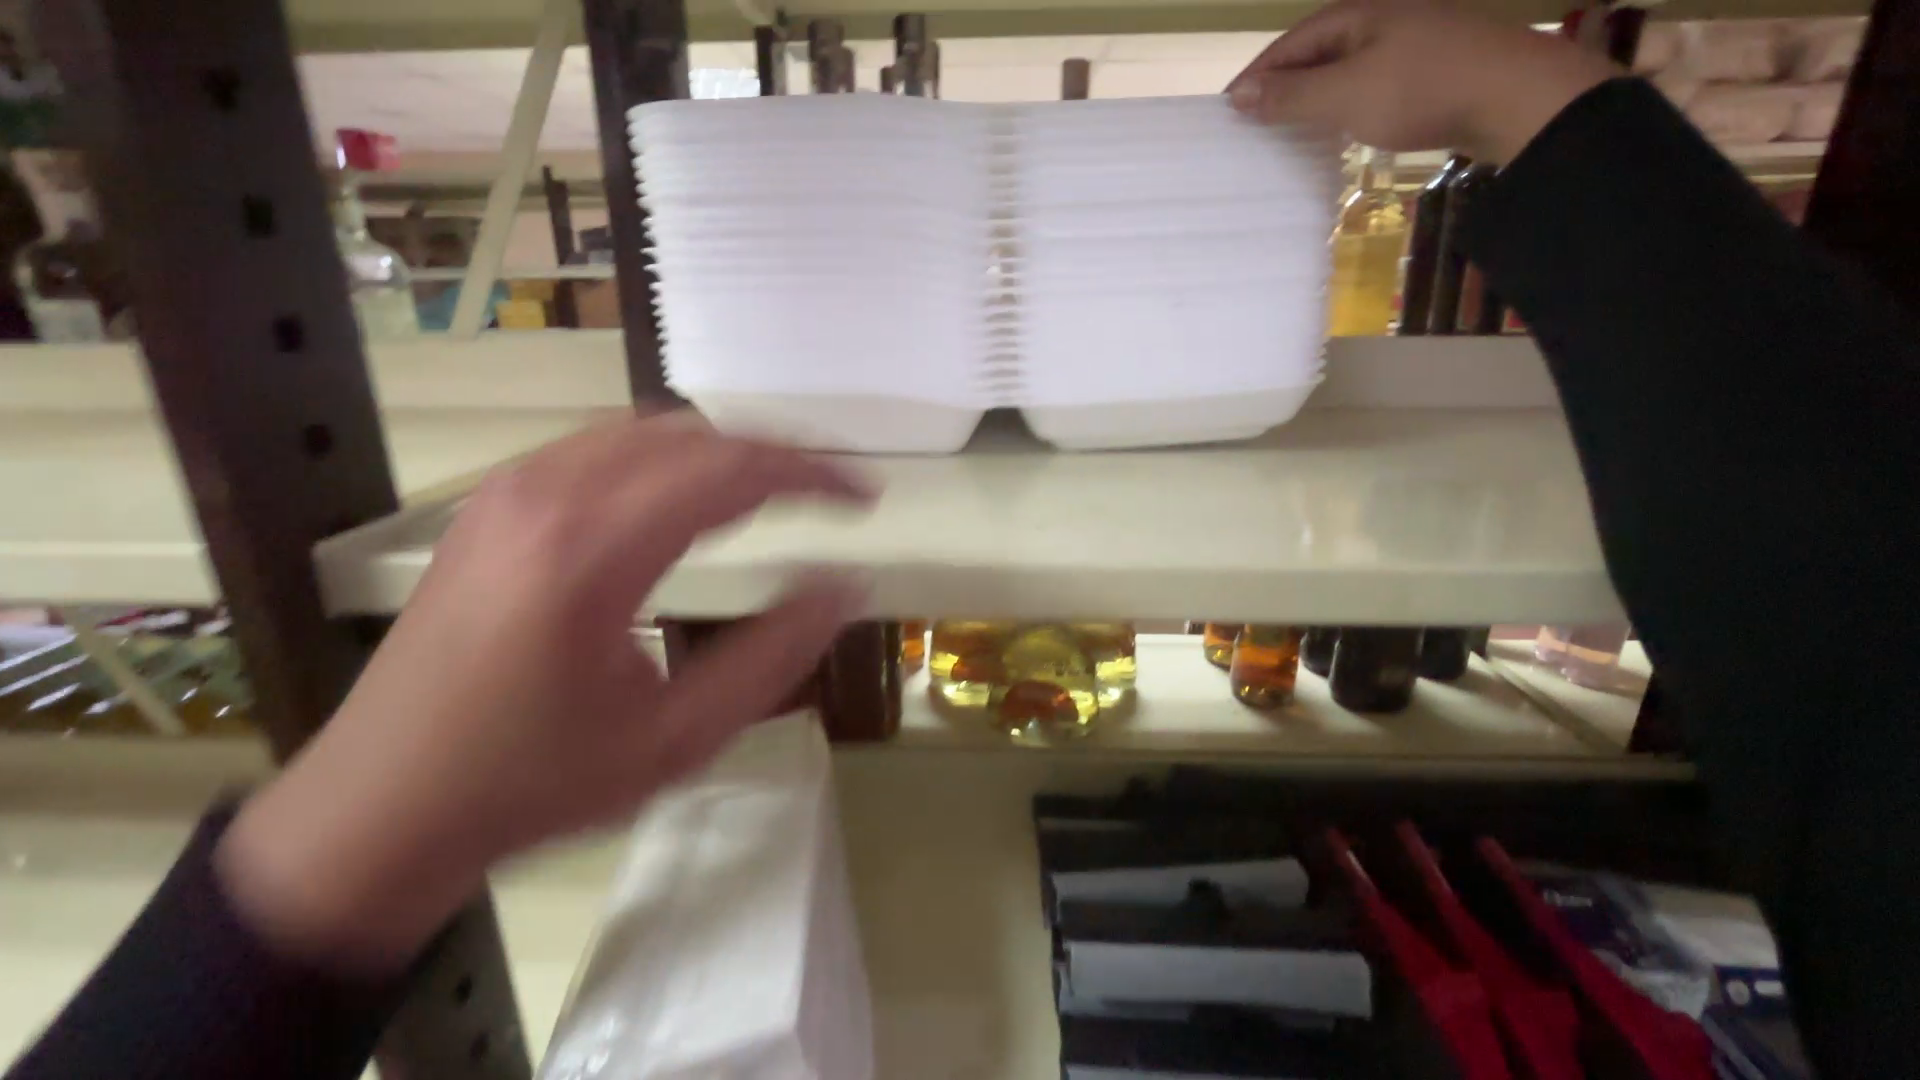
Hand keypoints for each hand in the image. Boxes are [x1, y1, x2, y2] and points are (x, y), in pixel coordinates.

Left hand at [216, 411, 875, 971]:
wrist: (381, 807)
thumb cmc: (537, 784)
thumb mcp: (677, 739)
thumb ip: (774, 655)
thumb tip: (847, 585)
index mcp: (593, 550)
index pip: (732, 470)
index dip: (814, 474)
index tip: (866, 497)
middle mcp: (548, 493)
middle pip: (693, 435)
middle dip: (777, 453)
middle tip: (833, 490)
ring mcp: (510, 489)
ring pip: (645, 430)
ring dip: (723, 450)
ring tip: (777, 489)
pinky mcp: (492, 503)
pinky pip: (599, 446)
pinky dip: (667, 456)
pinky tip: (688, 496)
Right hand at [1227, 0, 1618, 163]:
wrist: (1514, 97)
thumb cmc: (1422, 89)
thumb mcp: (1346, 94)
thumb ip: (1292, 96)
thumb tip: (1240, 96)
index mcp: (1358, 14)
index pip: (1290, 43)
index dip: (1255, 75)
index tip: (1226, 110)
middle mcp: (1381, 19)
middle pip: (1315, 51)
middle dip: (1280, 84)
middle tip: (1249, 121)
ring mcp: (1408, 42)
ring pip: (1342, 68)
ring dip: (1310, 96)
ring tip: (1282, 128)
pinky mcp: (1428, 69)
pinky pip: (1366, 82)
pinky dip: (1340, 104)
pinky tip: (1335, 126)